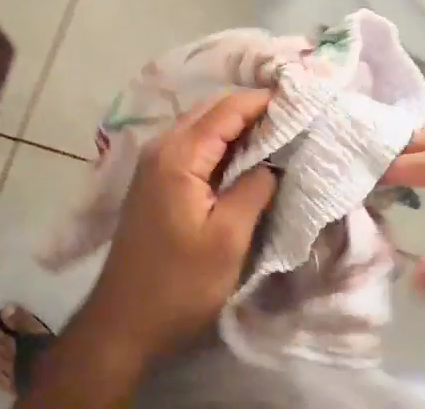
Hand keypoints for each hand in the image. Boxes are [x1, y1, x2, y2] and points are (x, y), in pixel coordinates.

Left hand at [79, 91, 279, 363]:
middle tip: (293, 116)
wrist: (122, 324)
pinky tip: (243, 158)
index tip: (301, 100)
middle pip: (211, 109)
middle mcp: (161, 147)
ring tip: (276, 133)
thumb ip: (253, 190)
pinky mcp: (154, 181)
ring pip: (201, 125)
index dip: (263, 101)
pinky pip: (192, 144)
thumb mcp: (228, 241)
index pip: (227, 109)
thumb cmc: (179, 285)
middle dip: (251, 108)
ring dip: (235, 124)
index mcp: (178, 155)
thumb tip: (272, 162)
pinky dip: (220, 142)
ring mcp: (153, 163)